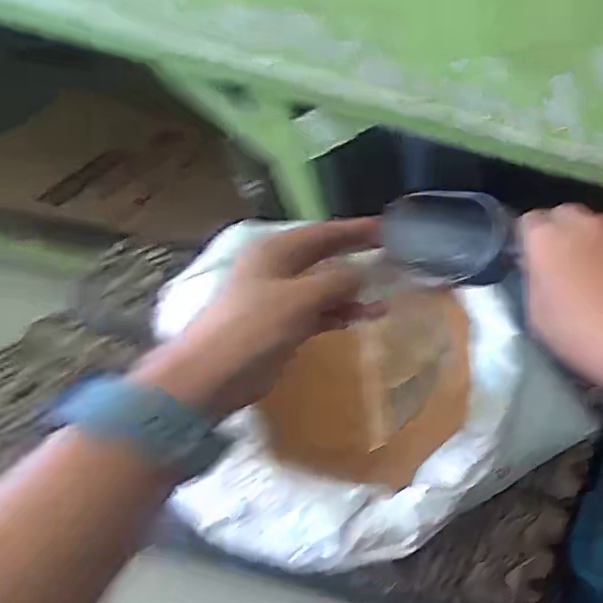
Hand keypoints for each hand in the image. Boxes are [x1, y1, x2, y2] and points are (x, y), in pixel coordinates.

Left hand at [131, 219, 382, 418]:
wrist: (214, 375)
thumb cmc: (255, 327)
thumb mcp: (302, 297)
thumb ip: (338, 281)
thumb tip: (362, 274)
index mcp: (274, 254)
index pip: (321, 233)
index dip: (353, 229)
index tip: (385, 227)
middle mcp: (277, 270)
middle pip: (324, 256)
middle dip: (355, 253)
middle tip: (389, 250)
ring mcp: (280, 299)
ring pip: (326, 286)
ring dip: (355, 289)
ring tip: (385, 291)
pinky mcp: (285, 325)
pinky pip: (324, 311)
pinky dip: (344, 312)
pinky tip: (366, 316)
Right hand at [518, 205, 602, 392]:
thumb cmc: (580, 334)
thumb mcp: (536, 314)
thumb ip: (533, 278)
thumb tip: (537, 265)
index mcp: (545, 238)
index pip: (528, 222)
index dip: (528, 242)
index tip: (532, 262)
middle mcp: (581, 223)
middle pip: (562, 215)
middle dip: (558, 232)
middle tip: (561, 263)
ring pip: (593, 223)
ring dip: (587, 238)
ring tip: (592, 269)